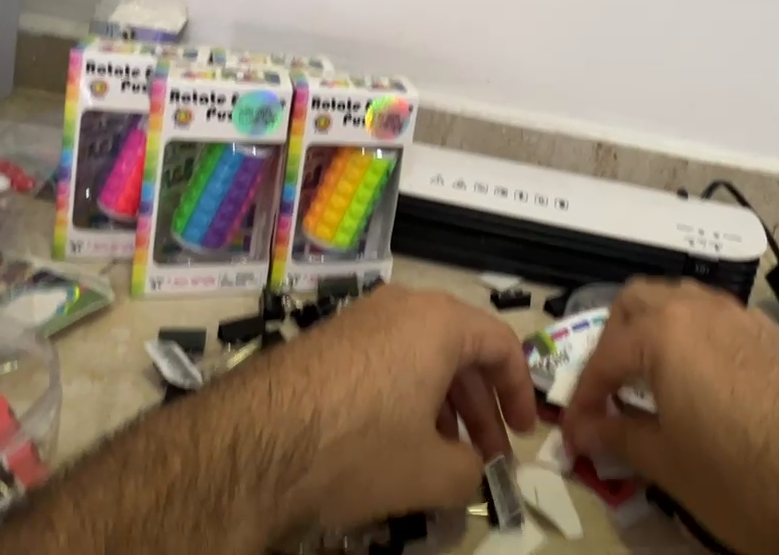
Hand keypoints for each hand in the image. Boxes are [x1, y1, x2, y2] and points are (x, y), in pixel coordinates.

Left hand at [261, 284, 538, 531]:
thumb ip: (472, 473)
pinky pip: (386, 358)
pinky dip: (405, 395)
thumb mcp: (430, 471)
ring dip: (443, 404)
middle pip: (461, 350)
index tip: (525, 434)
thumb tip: (476, 474)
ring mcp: (361, 317)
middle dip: (480, 408)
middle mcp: (404, 305)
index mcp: (439, 321)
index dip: (521, 392)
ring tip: (444, 455)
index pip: (501, 344)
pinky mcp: (329, 338)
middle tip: (489, 456)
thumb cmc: (359, 445)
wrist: (253, 443)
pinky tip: (396, 440)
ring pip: (421, 356)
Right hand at [562, 278, 778, 554]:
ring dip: (655, 328)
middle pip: (638, 301)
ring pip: (680, 300)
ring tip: (651, 377)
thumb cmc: (741, 478)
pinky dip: (694, 336)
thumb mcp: (667, 463)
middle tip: (611, 387)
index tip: (575, 430)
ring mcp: (740, 317)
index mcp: (664, 332)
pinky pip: (717, 317)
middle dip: (614, 340)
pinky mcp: (772, 335)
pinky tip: (701, 380)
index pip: (604, 356)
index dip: (583, 395)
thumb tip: (583, 432)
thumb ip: (618, 436)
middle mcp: (699, 309)